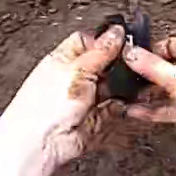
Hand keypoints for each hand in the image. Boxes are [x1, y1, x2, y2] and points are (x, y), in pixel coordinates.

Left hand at [0, 25, 125, 167]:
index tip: (125, 40)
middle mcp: (75, 77)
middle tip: (132, 64)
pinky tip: (129, 101)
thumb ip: (100, 51)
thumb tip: (116, 32)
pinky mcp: (97, 117)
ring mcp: (86, 98)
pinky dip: (124, 105)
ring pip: (114, 86)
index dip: (106, 39)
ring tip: (133, 84)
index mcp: (64, 59)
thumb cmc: (43, 106)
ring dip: (124, 86)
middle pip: (104, 63)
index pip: (89, 40)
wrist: (42, 143)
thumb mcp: (77, 70)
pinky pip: (117, 108)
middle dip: (119, 65)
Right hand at [124, 34, 175, 154]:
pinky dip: (153, 110)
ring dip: (149, 92)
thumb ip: (151, 66)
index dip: (153, 48)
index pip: (172, 43)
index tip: (134, 55)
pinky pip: (168, 107)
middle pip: (168, 66)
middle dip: (148, 71)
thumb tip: (132, 53)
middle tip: (129, 76)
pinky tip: (137, 112)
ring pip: (167, 89)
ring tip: (129, 94)